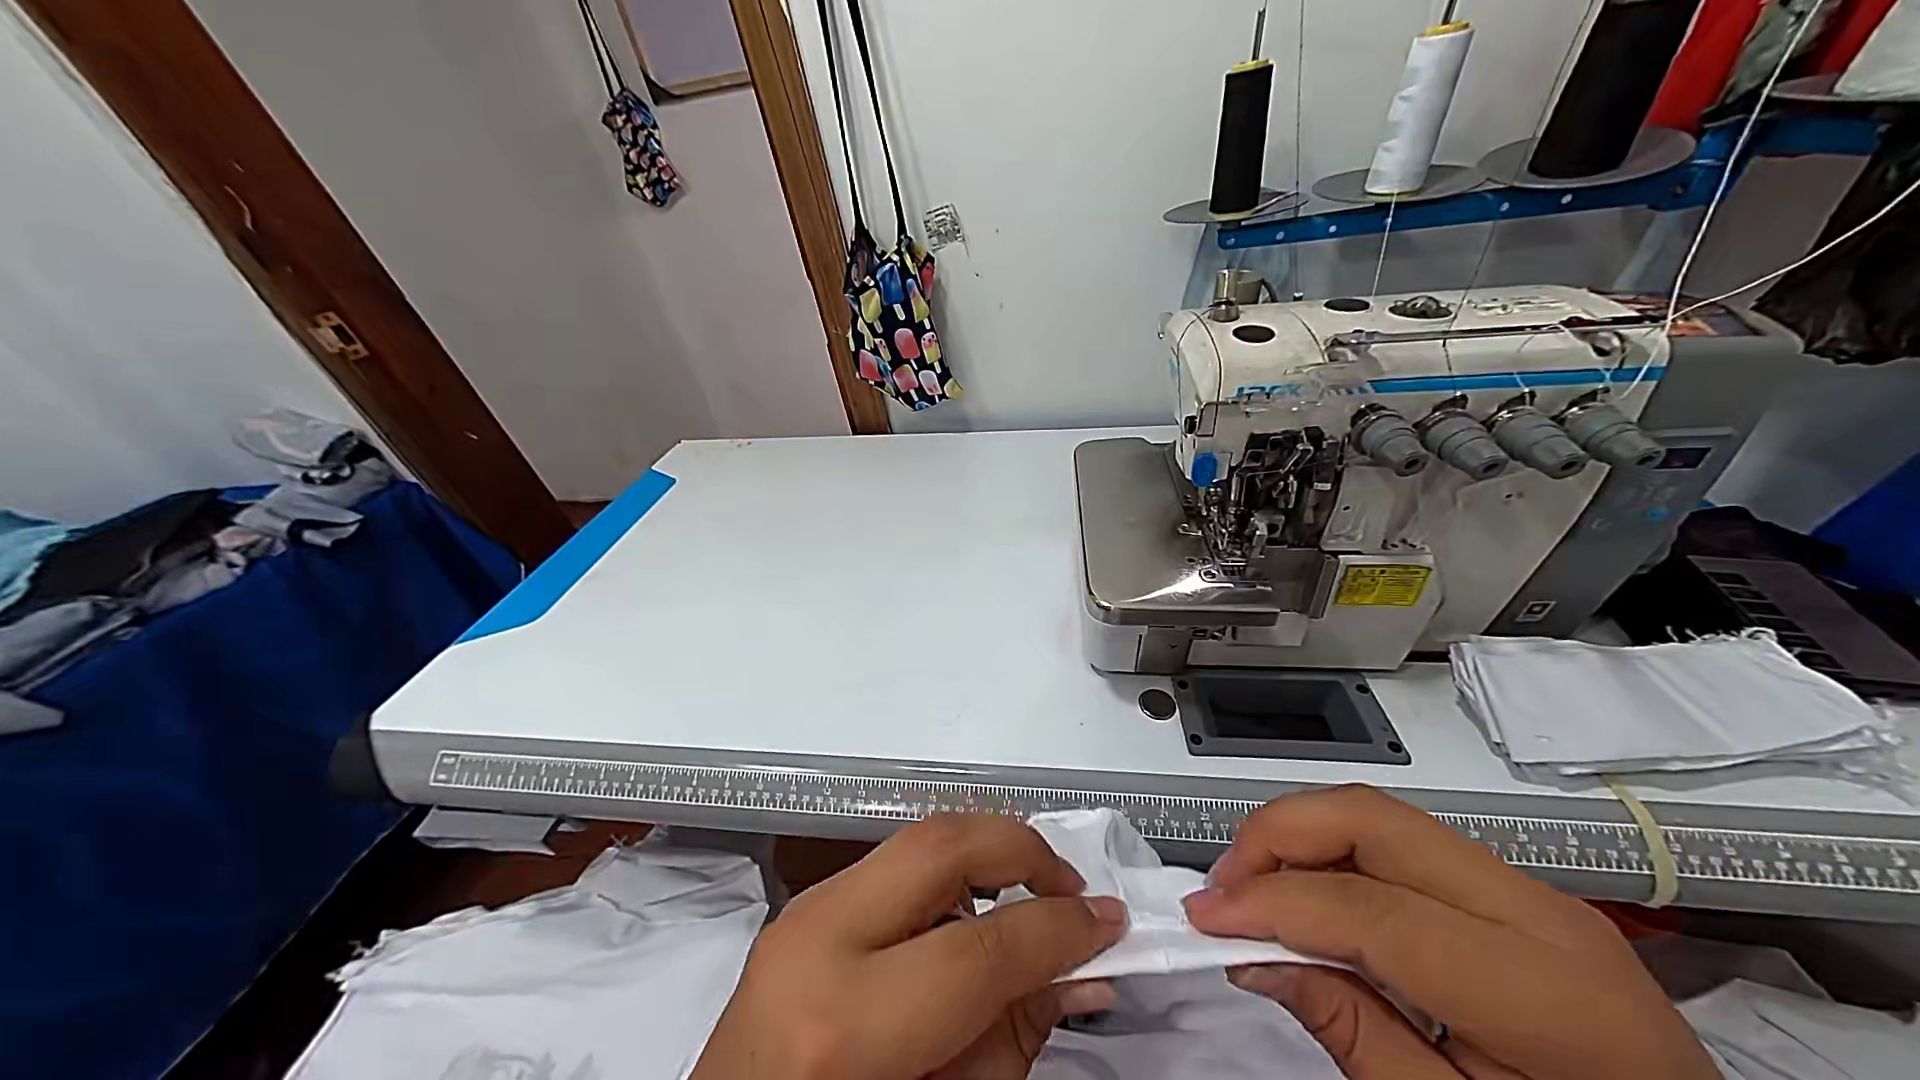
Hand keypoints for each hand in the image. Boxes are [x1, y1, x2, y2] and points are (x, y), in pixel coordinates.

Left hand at [689, 814, 1127, 1079]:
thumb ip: (1015, 1032)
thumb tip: (1082, 971)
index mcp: (848, 1024)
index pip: (982, 947)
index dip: (1060, 929)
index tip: (1106, 923)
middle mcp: (818, 945)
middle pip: (942, 846)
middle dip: (1022, 849)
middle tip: (1070, 886)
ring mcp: (804, 913)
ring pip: (919, 839)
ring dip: (987, 852)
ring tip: (1029, 894)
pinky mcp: (807, 903)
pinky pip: (895, 862)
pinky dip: (950, 870)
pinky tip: (973, 908)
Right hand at [1183, 785, 1717, 1079]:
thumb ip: (1351, 1033)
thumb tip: (1256, 957)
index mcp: (1543, 989)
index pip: (1371, 906)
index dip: (1273, 901)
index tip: (1206, 917)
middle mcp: (1539, 911)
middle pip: (1370, 817)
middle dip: (1276, 836)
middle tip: (1223, 890)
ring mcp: (1528, 889)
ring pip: (1375, 814)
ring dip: (1297, 839)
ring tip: (1253, 892)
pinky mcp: (1509, 888)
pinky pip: (1396, 841)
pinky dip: (1332, 852)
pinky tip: (1306, 894)